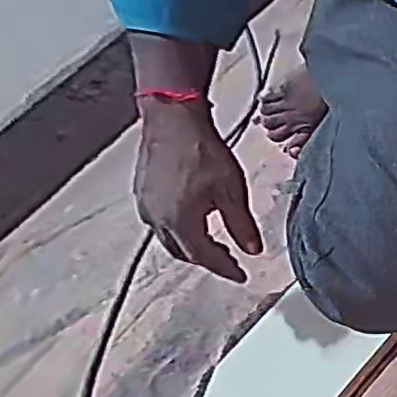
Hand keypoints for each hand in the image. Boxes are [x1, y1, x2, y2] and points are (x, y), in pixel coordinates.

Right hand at [134, 99, 262, 282]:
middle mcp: (157, 219)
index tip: (241, 276)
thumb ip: (242, 226)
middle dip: (208, 260)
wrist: (173, 120)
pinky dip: (180, 230)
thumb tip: (253, 250)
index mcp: (180, 222)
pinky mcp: (142, 193)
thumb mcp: (232, 192)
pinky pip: (161, 223)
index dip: (225, 269)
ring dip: (193, 246)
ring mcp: (146, 206)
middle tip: (231, 261)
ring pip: (170, 239)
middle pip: (184, 252)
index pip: (204, 257)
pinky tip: (195, 221)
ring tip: (217, 244)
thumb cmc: (201, 152)